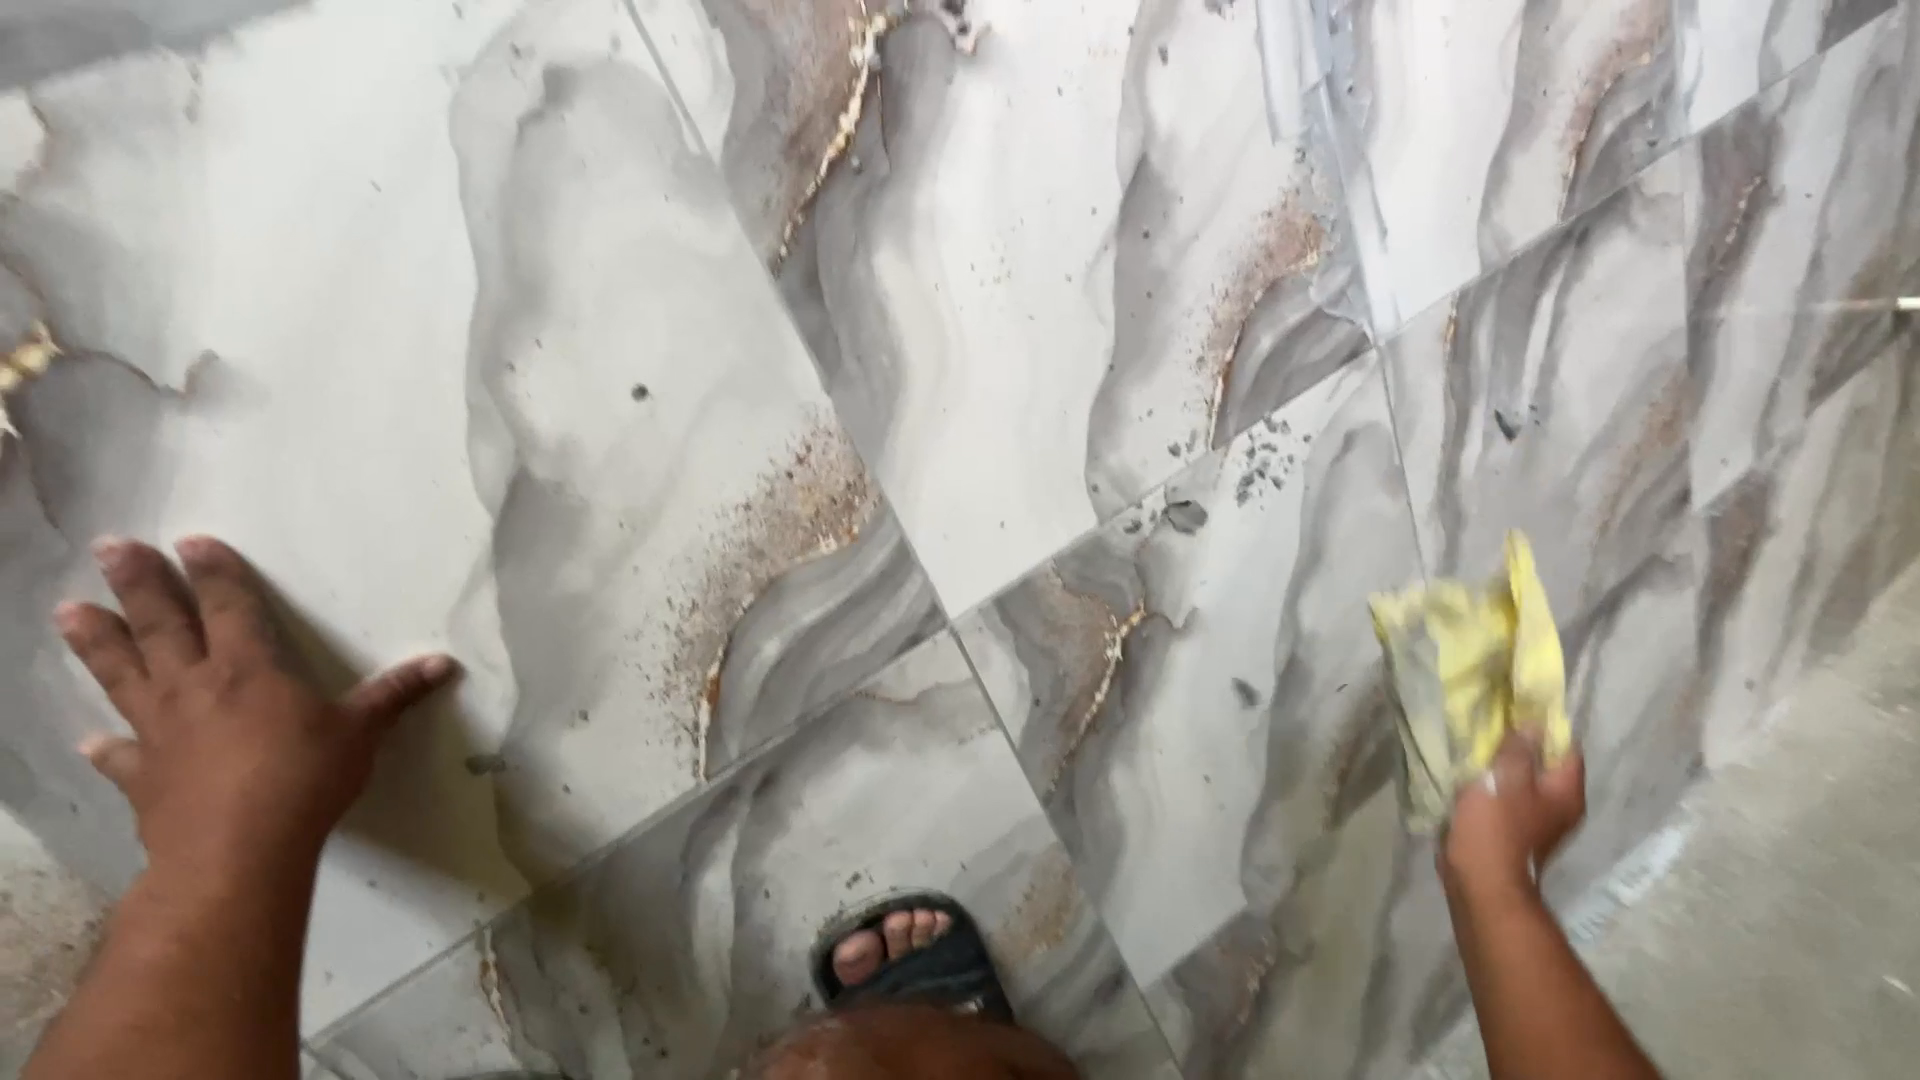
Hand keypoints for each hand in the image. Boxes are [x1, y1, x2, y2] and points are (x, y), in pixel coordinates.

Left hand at [55, 536, 458, 874]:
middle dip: (139, 585)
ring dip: (97, 642)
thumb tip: (443, 663)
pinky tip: (91, 740)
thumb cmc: (306, 778)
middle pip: (162, 628)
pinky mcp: (144, 776)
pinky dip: (107, 745)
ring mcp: (160, 732)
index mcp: (249, 672)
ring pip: (122, 675)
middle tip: (111, 547)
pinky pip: (120, 754)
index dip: (214, 574)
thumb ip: (395, 694)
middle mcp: (195, 690)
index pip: (230, 609)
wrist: (237, 851)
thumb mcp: (362, 731)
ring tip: (67, 608)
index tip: (192, 541)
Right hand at [1440, 732, 1585, 905]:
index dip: (1547, 728)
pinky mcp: (1515, 831)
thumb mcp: (1503, 779)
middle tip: (1493, 727)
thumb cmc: (1495, 826)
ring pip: (1525, 781)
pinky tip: (1473, 778)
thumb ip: (1519, 750)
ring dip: (1505, 766)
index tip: (1518, 711)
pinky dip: (1495, 784)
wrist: (1481, 879)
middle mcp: (1561, 807)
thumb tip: (1535, 725)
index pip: (1567, 749)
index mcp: (1566, 793)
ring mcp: (1538, 821)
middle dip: (1523, 746)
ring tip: (1478, 749)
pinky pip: (1509, 797)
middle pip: (1546, 765)